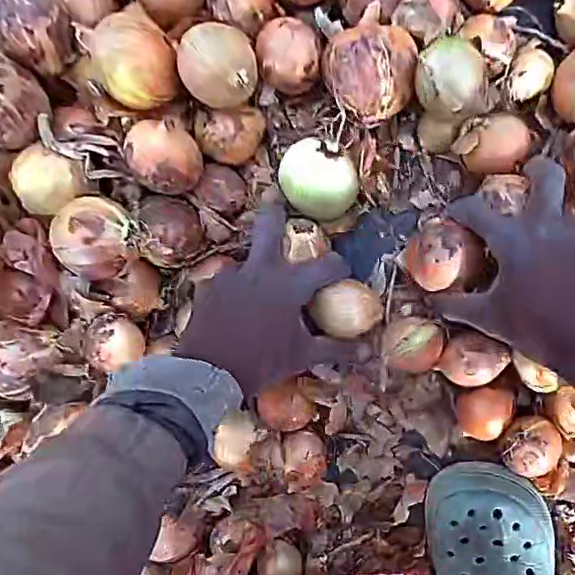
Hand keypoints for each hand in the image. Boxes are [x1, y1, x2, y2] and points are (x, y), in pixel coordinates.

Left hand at [176, 193, 354, 395]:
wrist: (207, 374)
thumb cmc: (263, 361)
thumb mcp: (304, 355)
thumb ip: (337, 350)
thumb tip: (367, 353)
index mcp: (290, 284)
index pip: (327, 264)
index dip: (340, 266)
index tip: (345, 273)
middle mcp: (260, 271)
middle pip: (268, 229)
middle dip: (275, 213)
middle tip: (278, 201)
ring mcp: (230, 277)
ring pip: (248, 260)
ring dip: (258, 266)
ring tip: (262, 283)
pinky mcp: (208, 289)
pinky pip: (228, 282)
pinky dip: (238, 288)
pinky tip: (239, 306)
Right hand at [436, 158, 574, 396]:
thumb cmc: (534, 329)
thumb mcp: (489, 318)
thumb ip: (457, 306)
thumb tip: (432, 301)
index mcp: (514, 239)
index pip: (477, 210)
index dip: (459, 209)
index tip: (451, 214)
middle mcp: (546, 227)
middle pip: (547, 177)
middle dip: (536, 167)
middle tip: (527, 171)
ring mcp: (573, 237)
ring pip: (561, 206)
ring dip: (547, 208)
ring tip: (535, 226)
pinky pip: (571, 233)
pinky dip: (559, 237)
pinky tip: (553, 258)